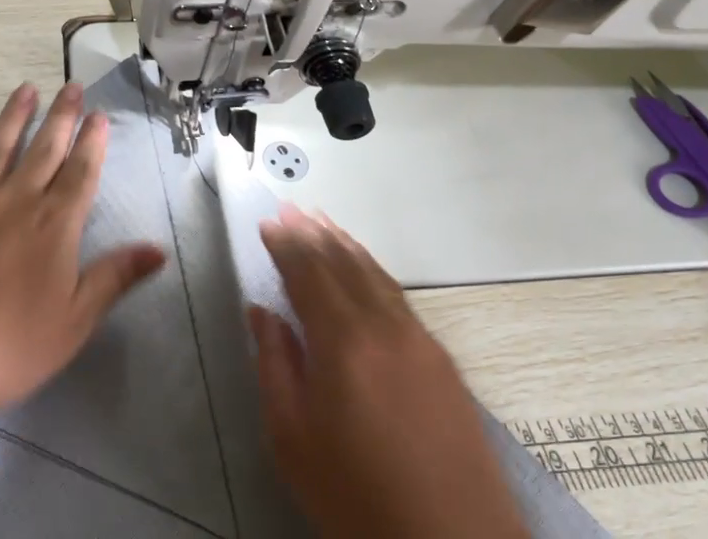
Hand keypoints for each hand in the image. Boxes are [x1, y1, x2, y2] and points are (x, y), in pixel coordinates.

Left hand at [0, 82, 167, 509]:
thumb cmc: (6, 349)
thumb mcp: (73, 323)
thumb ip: (113, 278)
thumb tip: (157, 249)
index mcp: (53, 226)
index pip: (80, 173)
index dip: (92, 143)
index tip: (99, 116)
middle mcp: (15, 200)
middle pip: (44, 150)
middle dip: (61, 117)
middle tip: (72, 87)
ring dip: (14, 116)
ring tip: (26, 89)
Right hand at [249, 205, 527, 538]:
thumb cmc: (356, 498)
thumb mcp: (293, 439)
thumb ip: (275, 366)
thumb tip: (262, 312)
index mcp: (344, 343)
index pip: (309, 274)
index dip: (286, 245)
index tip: (268, 224)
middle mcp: (387, 329)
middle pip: (346, 265)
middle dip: (315, 235)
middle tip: (292, 210)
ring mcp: (423, 343)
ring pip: (378, 277)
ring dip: (347, 247)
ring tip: (323, 224)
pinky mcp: (445, 364)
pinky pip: (400, 299)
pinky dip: (375, 274)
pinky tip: (366, 274)